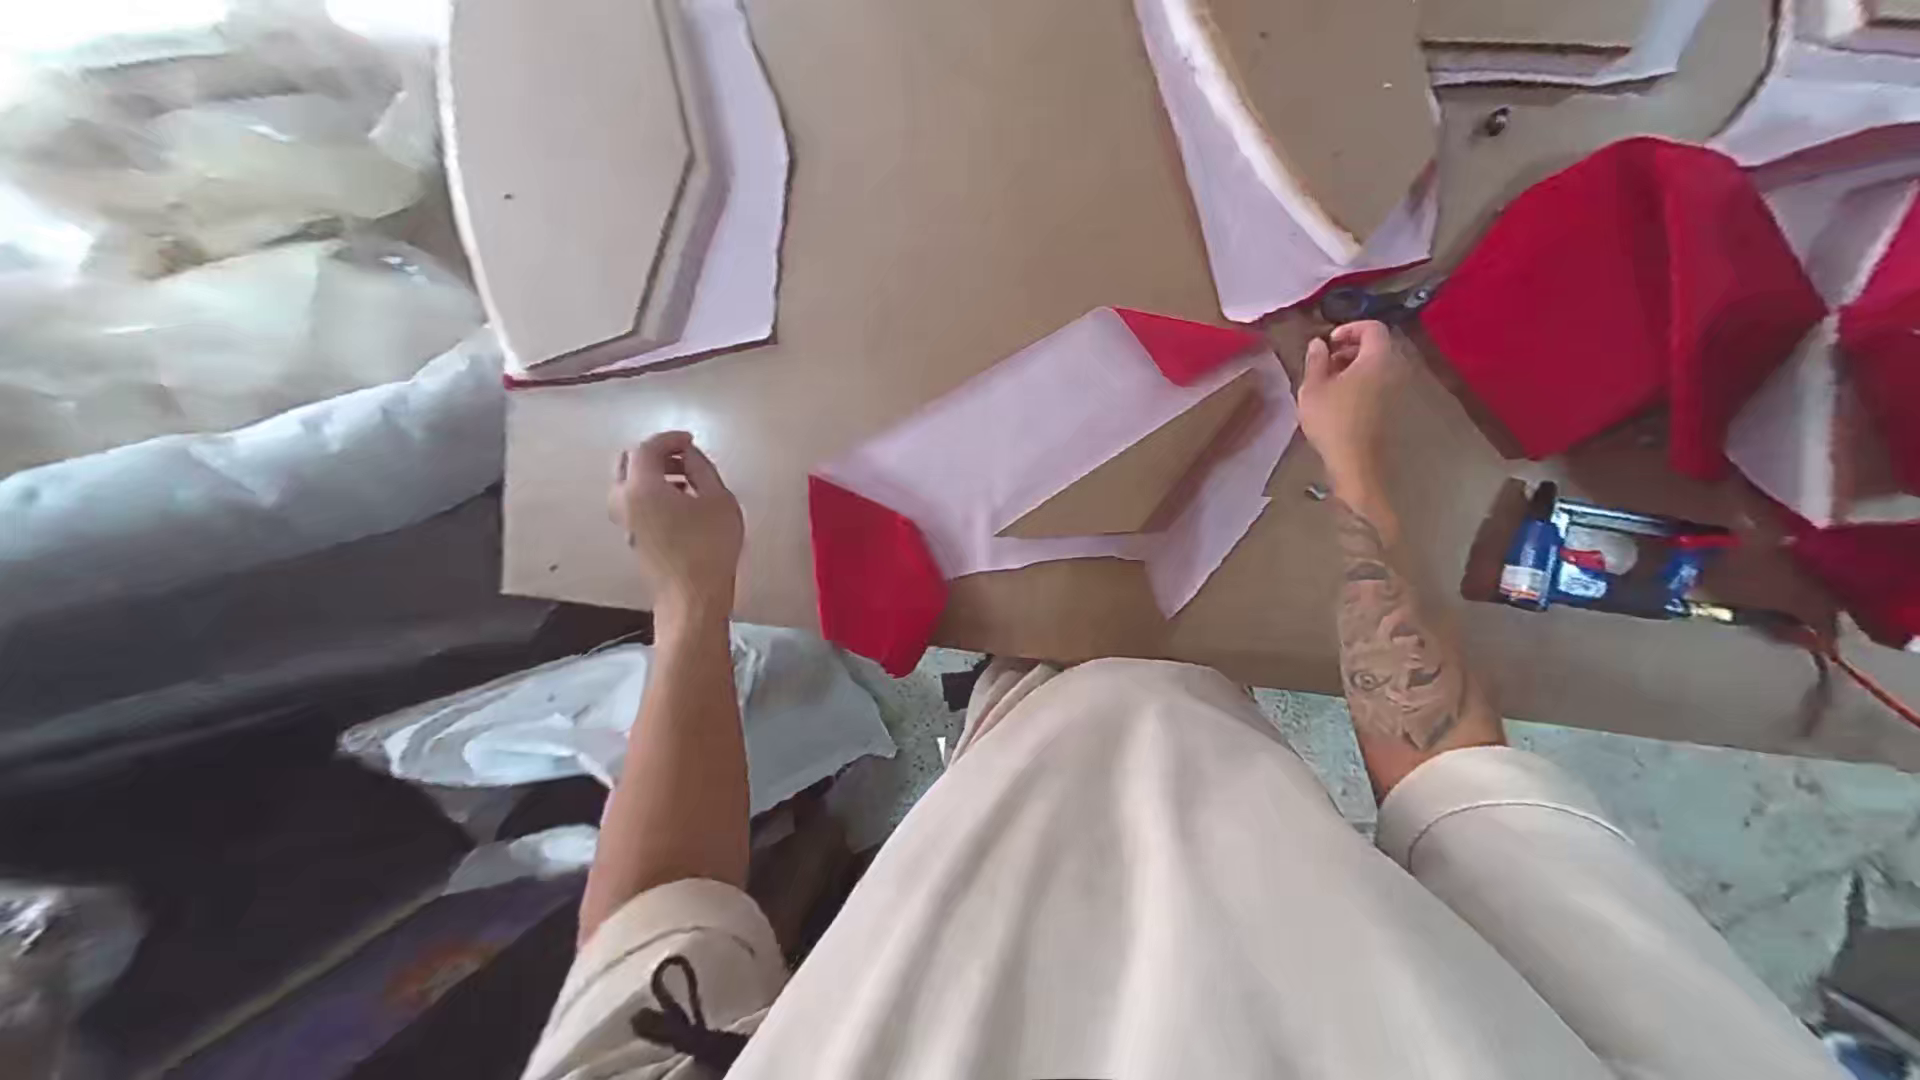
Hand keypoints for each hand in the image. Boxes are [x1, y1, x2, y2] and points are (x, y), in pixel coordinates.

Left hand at [608, 431, 744, 623]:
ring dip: (655, 474)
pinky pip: (636, 501)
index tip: (690, 440)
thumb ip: (701, 468)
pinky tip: (681, 503)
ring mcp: (624, 521)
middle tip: (685, 457)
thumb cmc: (711, 546)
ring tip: (688, 481)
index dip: (669, 438)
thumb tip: (688, 454)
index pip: (647, 448)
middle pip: (629, 463)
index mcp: (641, 487)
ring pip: (630, 483)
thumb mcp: (719, 499)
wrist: (693, 596)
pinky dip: (653, 492)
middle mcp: (624, 501)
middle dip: (656, 454)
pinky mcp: (631, 537)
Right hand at [1297, 321, 1405, 488]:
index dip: (1349, 328)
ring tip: (1328, 381)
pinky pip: (1379, 381)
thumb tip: (1318, 343)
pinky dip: (1361, 380)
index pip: (1372, 328)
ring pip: (1377, 365)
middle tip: (1324, 361)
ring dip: (1354, 366)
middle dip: (1350, 348)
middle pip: (1376, 346)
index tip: (1328, 341)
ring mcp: (1397, 387)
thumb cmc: (1331, 419)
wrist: (1355, 459)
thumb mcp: (1313, 387)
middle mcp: (1395, 367)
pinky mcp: (1394, 404)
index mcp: (1377, 357)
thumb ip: (1315, 360)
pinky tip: (1339, 397)